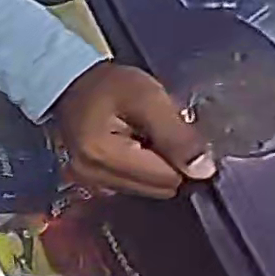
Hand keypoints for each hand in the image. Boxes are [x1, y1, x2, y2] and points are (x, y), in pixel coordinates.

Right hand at [51, 62, 214, 198]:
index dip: (181, 158)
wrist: (71, 85)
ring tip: (142, 139)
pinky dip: (138, 170)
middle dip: (166, 165)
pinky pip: (129, 186)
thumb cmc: (110, 86)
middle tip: (157, 134)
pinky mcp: (88, 182)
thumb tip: (203, 172)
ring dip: (152, 167)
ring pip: (144, 189)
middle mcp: (91, 177)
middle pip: (155, 188)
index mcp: (103, 156)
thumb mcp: (149, 99)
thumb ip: (176, 136)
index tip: (173, 132)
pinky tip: (131, 149)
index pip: (165, 178)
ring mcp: (87, 182)